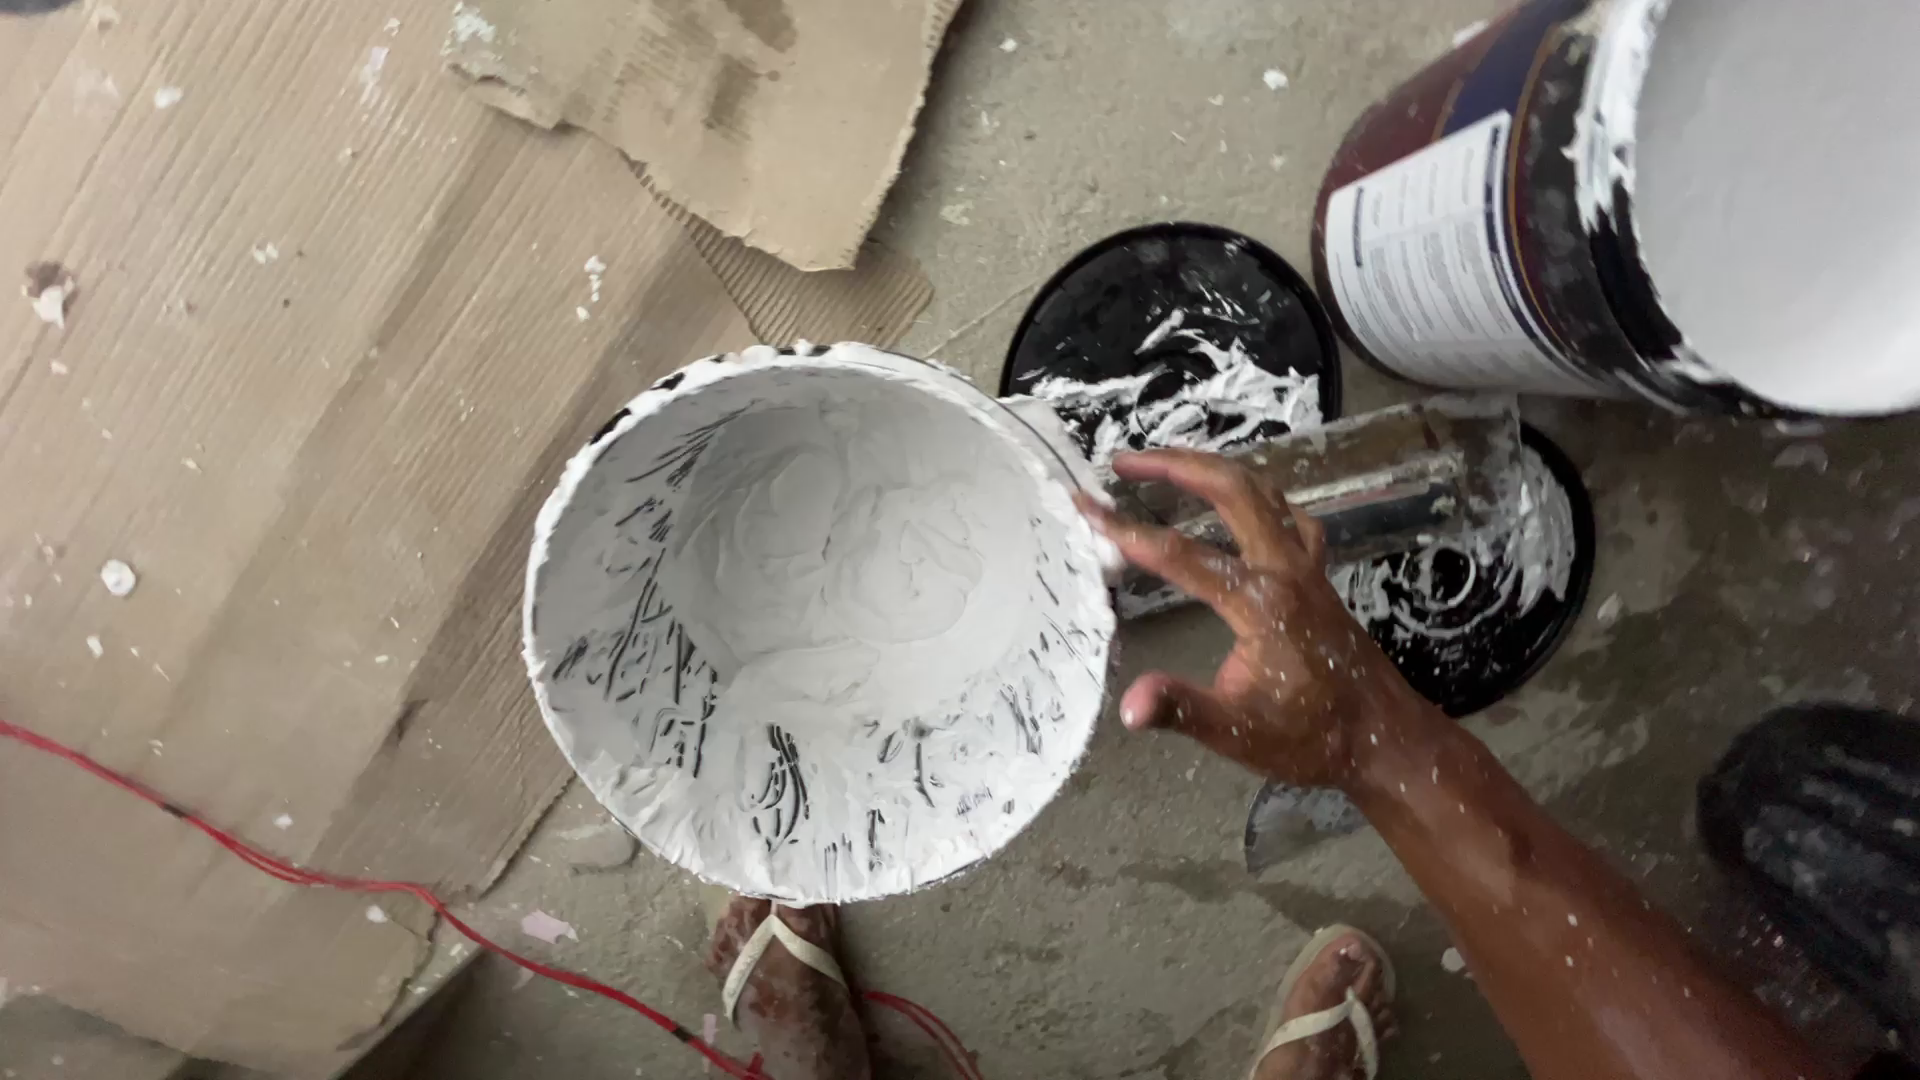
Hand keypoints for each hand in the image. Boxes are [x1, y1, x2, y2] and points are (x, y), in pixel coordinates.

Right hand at [1076, 449, 1432, 788]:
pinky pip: (1287, 514)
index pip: (1179, 554)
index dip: (1125, 529)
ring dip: (1211, 468)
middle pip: (1230, 490)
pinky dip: (1256, 495)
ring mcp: (1307, 566)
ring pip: (1262, 491)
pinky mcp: (1317, 573)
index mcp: (1260, 603)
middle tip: (1125, 462)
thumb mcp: (1239, 733)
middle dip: (1174, 465)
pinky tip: (1240, 503)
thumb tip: (1129, 707)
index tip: (1086, 506)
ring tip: (1167, 461)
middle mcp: (1285, 570)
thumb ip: (1182, 710)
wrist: (1386, 740)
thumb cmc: (1311, 737)